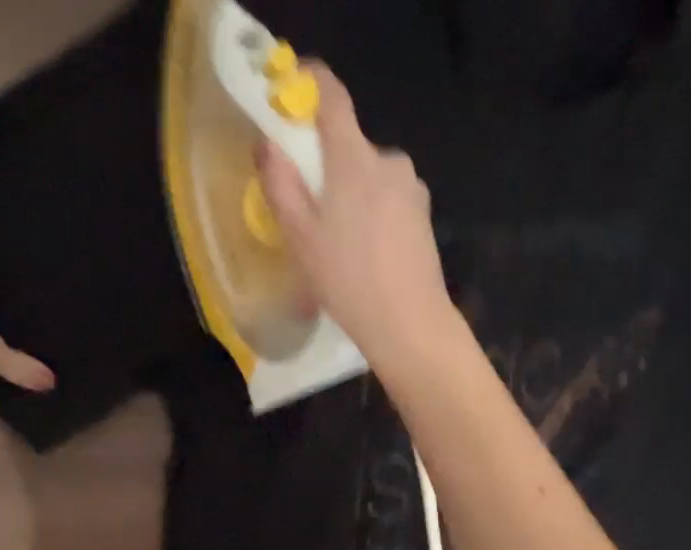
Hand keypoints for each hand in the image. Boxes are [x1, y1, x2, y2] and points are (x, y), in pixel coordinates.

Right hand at [257, 64, 456, 359]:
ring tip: (331, 247)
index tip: (288, 95)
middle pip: (346, 147)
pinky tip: (359, 256)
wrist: (407, 321)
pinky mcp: (422, 211)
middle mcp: (388, 159)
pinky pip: (384, 199)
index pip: (333, 99)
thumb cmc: (345, 278)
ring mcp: (410, 185)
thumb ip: (280, 184)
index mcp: (354, 159)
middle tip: (301, 214)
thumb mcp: (299, 236)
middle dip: (321, 170)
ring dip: (344, 198)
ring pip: (365, 177)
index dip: (310, 86)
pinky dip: (366, 215)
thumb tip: (268, 144)